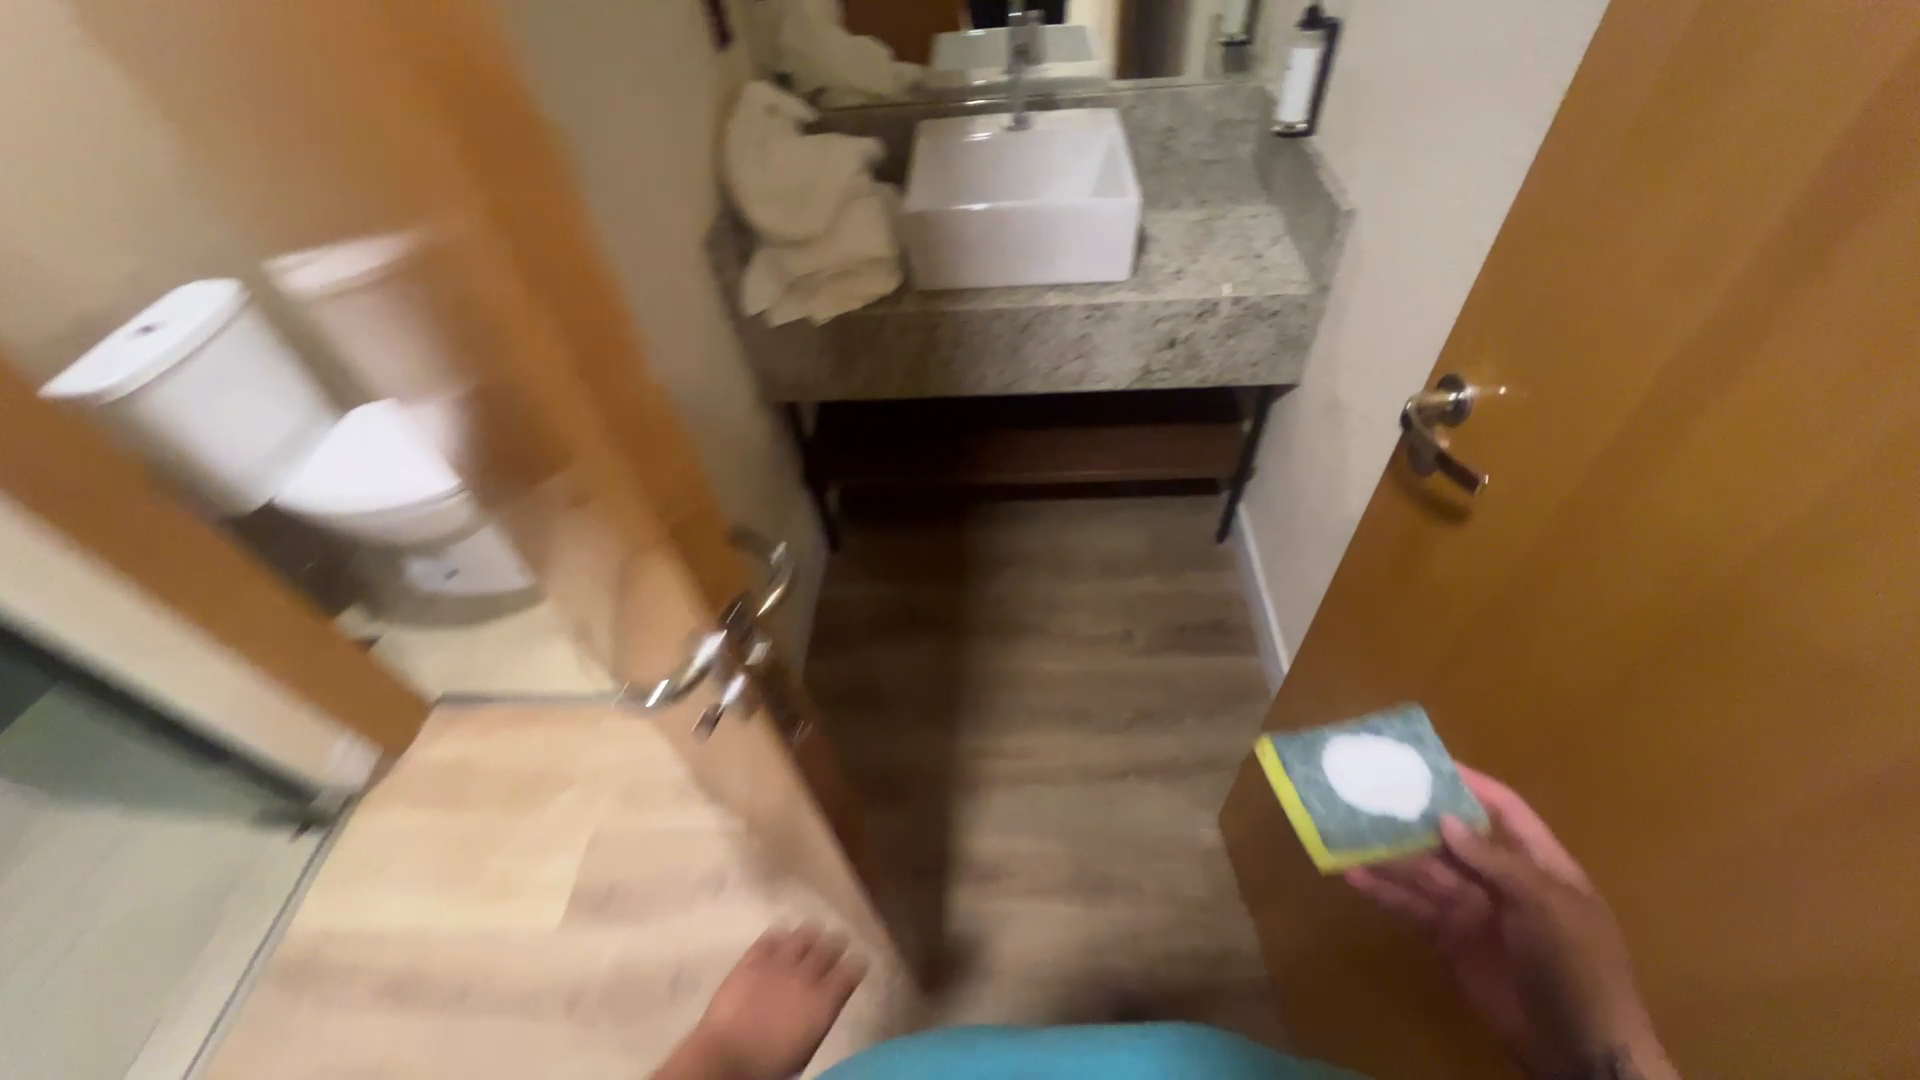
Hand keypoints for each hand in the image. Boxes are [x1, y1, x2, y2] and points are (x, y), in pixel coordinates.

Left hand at [656, 924, 867, 1079]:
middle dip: (836, 943)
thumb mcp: (808, 1047)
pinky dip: (779, 937)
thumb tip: (828, 1000)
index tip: (856, 962)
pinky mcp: (752, 959)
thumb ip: (822, 1016)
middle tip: (836, 943)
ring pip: (803, 934)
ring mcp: (778, 963)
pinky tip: (780, 940)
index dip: (856, 963)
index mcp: (825, 999)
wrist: (725, 1061)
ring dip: (810, 935)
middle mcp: (807, 974)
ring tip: (809, 936)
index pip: (851, 969)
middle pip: (831, 944)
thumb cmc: (770, 1067)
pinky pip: (771, 937)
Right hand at [1344, 767, 1676, 1078]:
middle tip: (1370, 792)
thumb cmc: (1576, 968)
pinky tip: (1351, 875)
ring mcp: (1474, 910)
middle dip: (1415, 817)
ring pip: (1424, 870)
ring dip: (1388, 852)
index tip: (1425, 762)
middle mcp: (1502, 881)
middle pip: (1452, 838)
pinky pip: (1411, 905)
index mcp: (1539, 865)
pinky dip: (1382, 890)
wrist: (1578, 1050)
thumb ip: (1496, 862)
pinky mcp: (1449, 937)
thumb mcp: (1547, 908)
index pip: (1503, 810)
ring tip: (1347, 829)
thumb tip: (1445, 819)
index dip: (1469, 784)